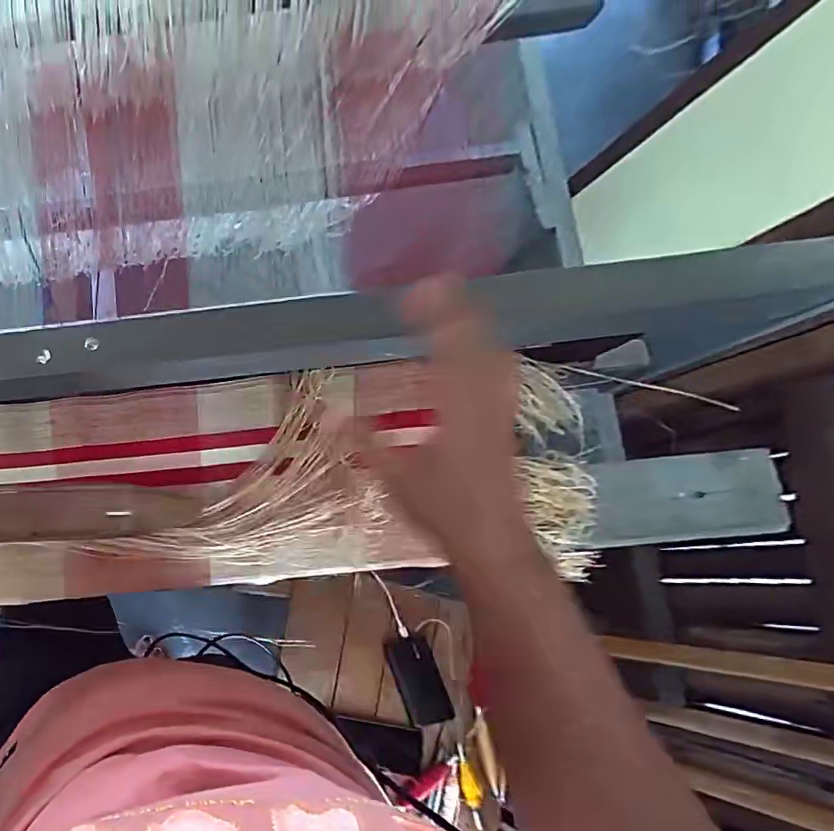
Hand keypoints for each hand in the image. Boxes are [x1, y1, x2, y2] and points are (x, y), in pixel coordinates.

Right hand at [356, 277, 538, 569]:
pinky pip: (497, 374)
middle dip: (456, 310)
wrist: (492, 538)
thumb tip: (328, 413)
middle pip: (479, 341)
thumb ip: (363, 440)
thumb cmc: (442, 509)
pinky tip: (469, 360)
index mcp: (458, 407)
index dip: (434, 314)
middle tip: (431, 290)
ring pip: (493, 355)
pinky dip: (481, 355)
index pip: (450, 347)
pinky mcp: (504, 423)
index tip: (415, 290)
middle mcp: (486, 399)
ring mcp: (501, 410)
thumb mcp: (393, 475)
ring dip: (472, 329)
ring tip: (448, 315)